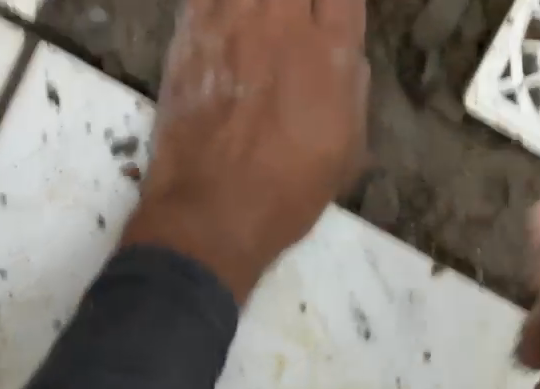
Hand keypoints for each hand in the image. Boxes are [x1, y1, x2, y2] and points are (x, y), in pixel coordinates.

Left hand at [122, 0, 369, 301]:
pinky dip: (215, 5)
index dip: (332, 7)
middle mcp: (284, 22)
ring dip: (253, 6)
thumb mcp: (345, 155)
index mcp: (331, 51)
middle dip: (294, 5)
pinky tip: (221, 21)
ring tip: (253, 25)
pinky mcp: (189, 35)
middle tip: (284, 24)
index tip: (325, 20)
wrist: (211, 217)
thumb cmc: (284, 199)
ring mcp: (233, 24)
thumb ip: (350, 90)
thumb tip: (345, 58)